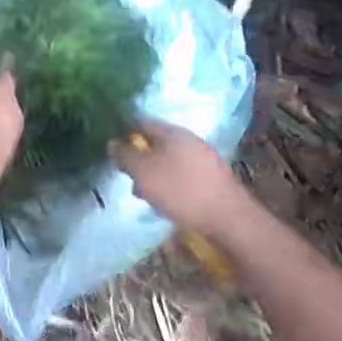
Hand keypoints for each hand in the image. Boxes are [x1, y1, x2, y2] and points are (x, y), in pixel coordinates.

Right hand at [110, 119, 250, 234]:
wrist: (228, 219)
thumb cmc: (180, 190)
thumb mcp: (143, 172)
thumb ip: (125, 155)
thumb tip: (113, 142)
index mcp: (172, 132)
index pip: (141, 122)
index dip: (123, 132)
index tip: (112, 150)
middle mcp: (190, 140)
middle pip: (156, 142)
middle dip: (139, 158)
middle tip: (129, 178)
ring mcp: (204, 158)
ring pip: (169, 160)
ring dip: (153, 174)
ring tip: (146, 195)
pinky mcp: (212, 178)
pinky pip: (182, 174)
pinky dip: (170, 184)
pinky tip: (168, 202)